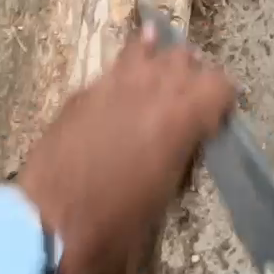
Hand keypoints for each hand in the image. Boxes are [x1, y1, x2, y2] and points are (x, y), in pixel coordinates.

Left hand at [17, 24, 234, 273]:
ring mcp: (114, 84)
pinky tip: (130, 65)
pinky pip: (115, 65)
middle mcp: (151, 90)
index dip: (223, 99)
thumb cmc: (117, 223)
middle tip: (192, 95)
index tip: (218, 115)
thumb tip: (186, 137)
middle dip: (192, 74)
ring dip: (160, 58)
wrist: (50, 222)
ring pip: (147, 51)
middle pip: (184, 60)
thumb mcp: (165, 193)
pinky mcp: (84, 91)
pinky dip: (129, 62)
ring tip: (164, 63)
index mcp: (180, 118)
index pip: (219, 85)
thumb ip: (181, 152)